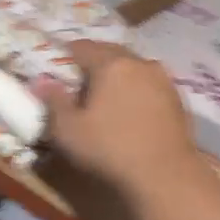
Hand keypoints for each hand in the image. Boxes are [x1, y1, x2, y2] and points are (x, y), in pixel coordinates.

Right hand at [38, 41, 203, 195]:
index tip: (56, 66)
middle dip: (93, 61)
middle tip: (78, 80)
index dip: (66, 53)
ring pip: (133, 67)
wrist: (162, 173)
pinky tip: (128, 110)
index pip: (83, 47)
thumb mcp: (67, 129)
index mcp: (110, 65)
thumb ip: (54, 101)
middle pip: (111, 52)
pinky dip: (135, 90)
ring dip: (117, 75)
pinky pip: (149, 84)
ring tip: (105, 95)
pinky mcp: (177, 98)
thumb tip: (42, 82)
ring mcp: (163, 79)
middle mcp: (139, 63)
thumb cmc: (107, 148)